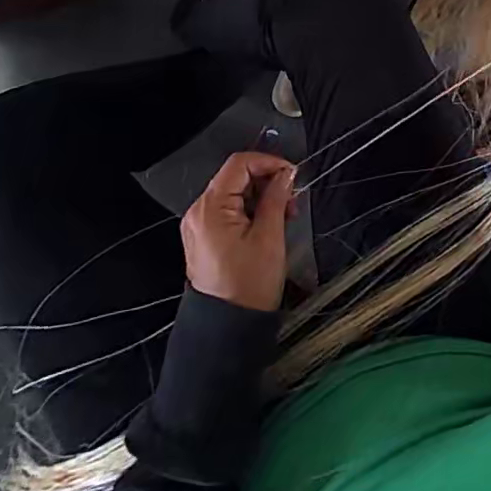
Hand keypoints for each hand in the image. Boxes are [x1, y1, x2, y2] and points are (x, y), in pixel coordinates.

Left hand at [181, 148, 294, 311]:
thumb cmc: (250, 284)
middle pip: (234, 177)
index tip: (292, 173)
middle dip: (266, 182)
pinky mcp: (203, 236)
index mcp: (210, 206)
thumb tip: (285, 173)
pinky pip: (226, 211)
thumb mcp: (269, 238)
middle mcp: (198, 209)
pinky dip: (248, 211)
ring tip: (286, 215)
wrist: (226, 329)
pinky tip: (269, 223)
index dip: (267, 162)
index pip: (238, 164)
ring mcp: (198, 223)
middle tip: (293, 199)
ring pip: (232, 194)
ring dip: (260, 197)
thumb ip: (276, 199)